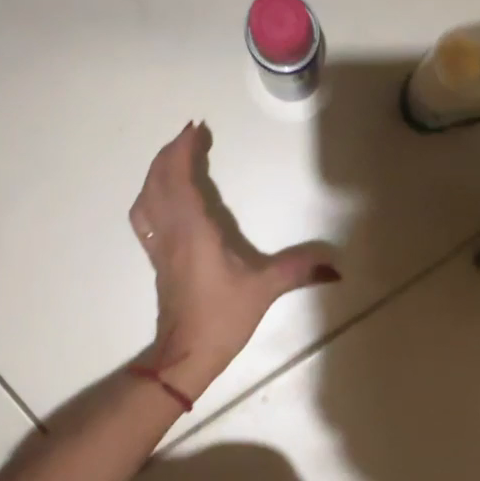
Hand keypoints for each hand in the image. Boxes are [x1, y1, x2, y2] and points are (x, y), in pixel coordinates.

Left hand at [128, 122, 338, 399]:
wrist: (186, 352)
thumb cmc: (222, 318)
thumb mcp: (263, 290)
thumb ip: (297, 270)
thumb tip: (335, 266)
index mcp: (193, 230)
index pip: (180, 177)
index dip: (184, 149)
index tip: (196, 128)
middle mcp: (171, 231)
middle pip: (159, 179)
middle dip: (171, 153)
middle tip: (190, 135)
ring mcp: (159, 246)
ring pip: (147, 196)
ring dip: (157, 171)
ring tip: (174, 159)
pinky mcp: (156, 260)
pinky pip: (144, 217)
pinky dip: (149, 196)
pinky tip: (158, 197)